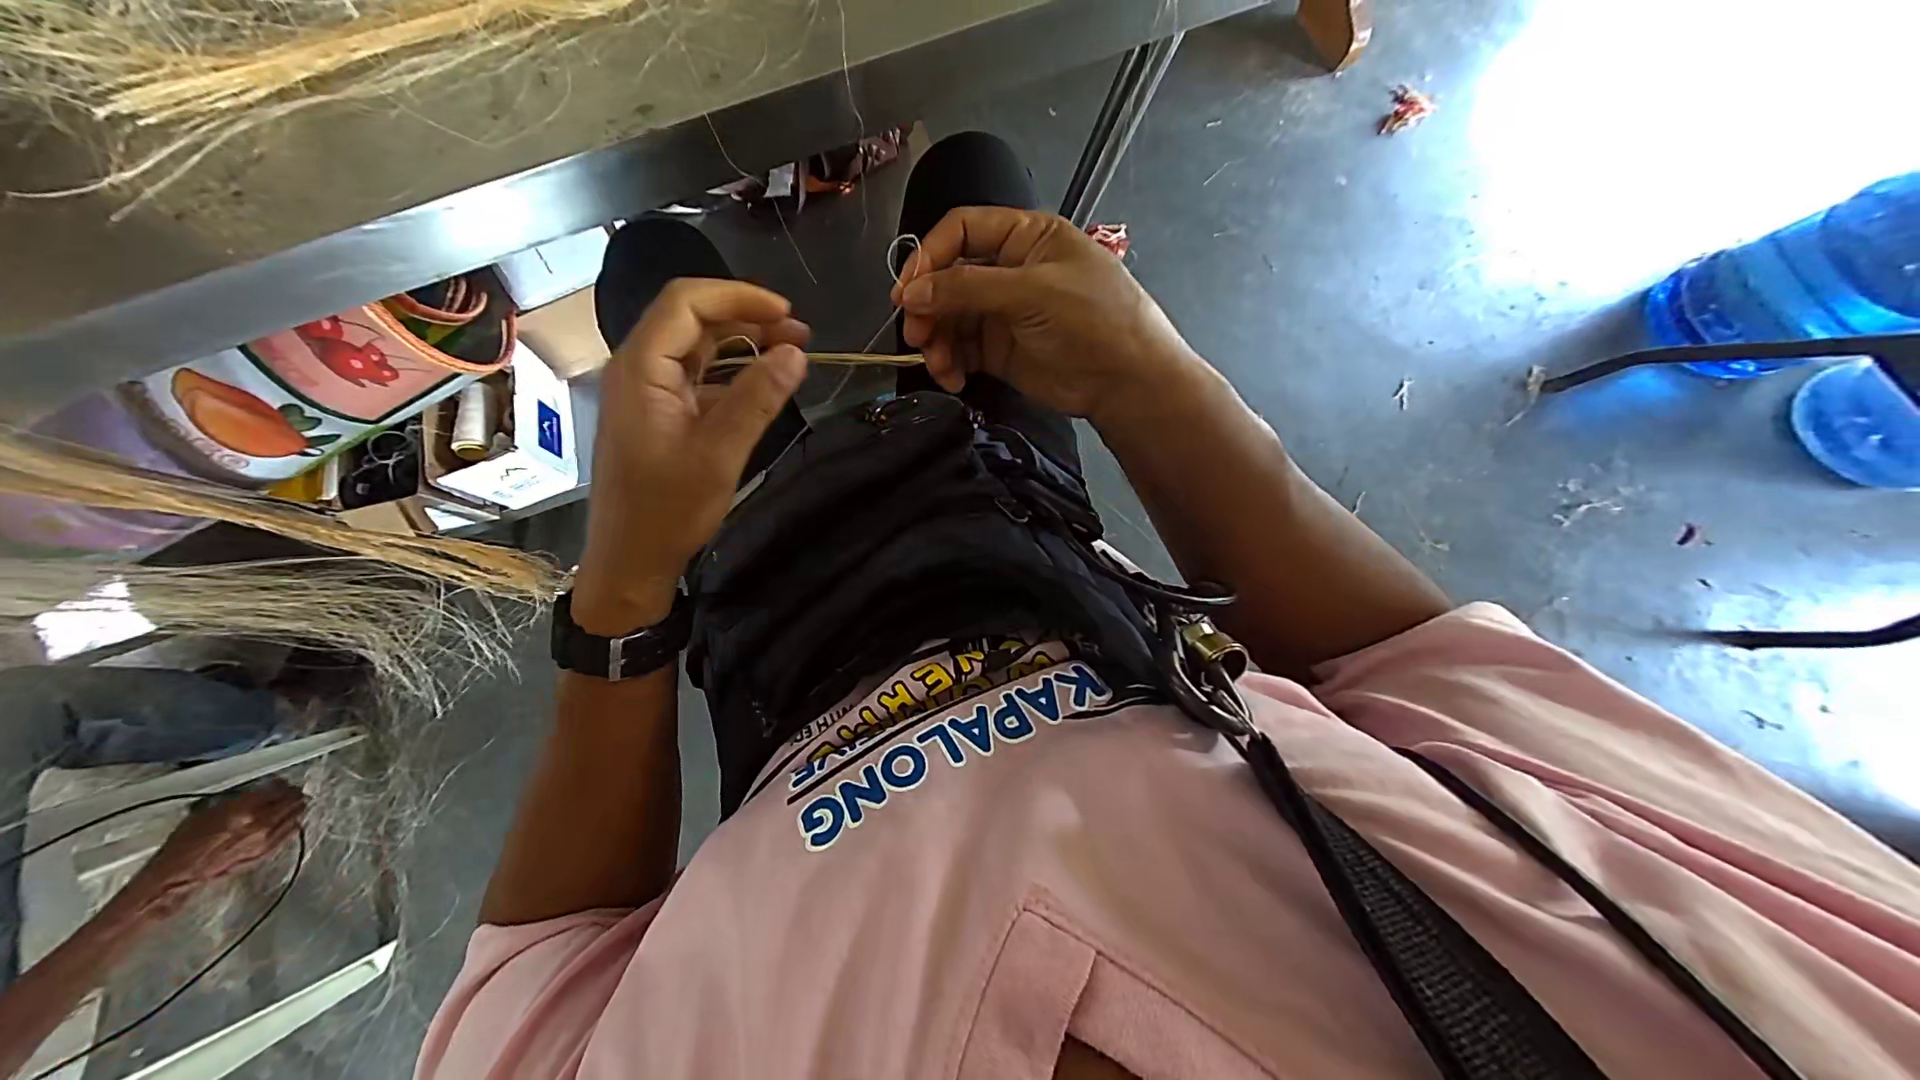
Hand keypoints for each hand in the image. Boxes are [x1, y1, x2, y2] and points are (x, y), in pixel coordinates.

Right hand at [125, 779, 304, 919]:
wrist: (176, 876)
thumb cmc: (184, 845)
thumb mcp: (208, 811)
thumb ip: (240, 797)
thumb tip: (262, 788)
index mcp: (244, 811)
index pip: (277, 788)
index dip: (280, 783)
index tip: (280, 782)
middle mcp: (259, 824)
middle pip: (292, 800)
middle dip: (293, 793)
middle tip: (290, 790)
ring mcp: (265, 839)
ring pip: (297, 814)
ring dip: (296, 807)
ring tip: (292, 803)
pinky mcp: (266, 852)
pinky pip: (291, 832)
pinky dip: (292, 823)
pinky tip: (289, 820)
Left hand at [575, 279, 809, 632]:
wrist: (629, 560)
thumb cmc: (667, 510)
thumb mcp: (719, 454)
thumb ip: (757, 398)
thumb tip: (796, 352)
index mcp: (642, 369)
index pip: (687, 303)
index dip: (739, 297)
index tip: (787, 313)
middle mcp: (639, 370)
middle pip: (692, 320)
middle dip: (747, 318)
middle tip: (799, 334)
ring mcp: (648, 393)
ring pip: (697, 349)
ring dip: (743, 344)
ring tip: (791, 352)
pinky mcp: (660, 415)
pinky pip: (698, 379)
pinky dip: (733, 374)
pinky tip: (764, 384)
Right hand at [891, 206, 1207, 422]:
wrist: (1125, 381)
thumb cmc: (1093, 320)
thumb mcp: (1031, 291)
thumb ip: (968, 288)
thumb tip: (914, 292)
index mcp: (1025, 237)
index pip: (962, 231)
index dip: (929, 256)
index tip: (908, 290)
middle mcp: (1010, 271)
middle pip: (949, 279)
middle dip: (929, 307)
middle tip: (917, 335)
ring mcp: (1005, 312)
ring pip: (951, 319)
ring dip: (937, 341)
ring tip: (938, 364)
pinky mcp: (1002, 350)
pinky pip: (963, 351)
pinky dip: (952, 364)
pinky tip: (953, 377)